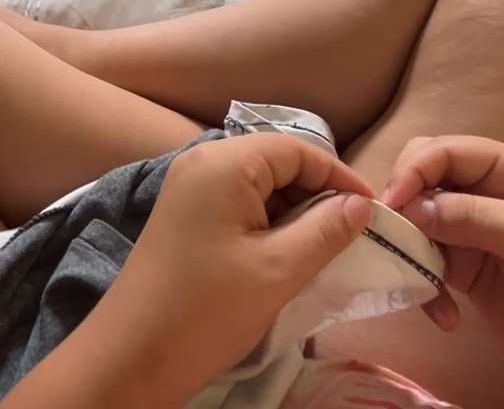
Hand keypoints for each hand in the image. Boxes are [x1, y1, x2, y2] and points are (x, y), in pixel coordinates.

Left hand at [93, 134, 375, 398]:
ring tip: (322, 249)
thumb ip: (326, 231)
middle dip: (316, 194)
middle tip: (350, 234)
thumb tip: (360, 204)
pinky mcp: (184, 211)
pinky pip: (237, 200)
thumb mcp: (278, 271)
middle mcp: (205, 160)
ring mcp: (190, 185)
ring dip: (293, 210)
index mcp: (226, 162)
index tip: (372, 212)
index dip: (338, 176)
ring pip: (259, 183)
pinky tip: (284, 253)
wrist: (131, 355)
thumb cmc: (207, 309)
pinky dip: (266, 220)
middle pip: (277, 161)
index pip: (297, 149)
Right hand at [380, 136, 503, 390]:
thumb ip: (475, 217)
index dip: (414, 169)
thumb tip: (412, 207)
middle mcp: (485, 192)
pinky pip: (423, 260)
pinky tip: (443, 314)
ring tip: (422, 285)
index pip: (447, 151)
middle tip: (393, 235)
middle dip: (404, 202)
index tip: (392, 203)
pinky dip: (422, 283)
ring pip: (416, 219)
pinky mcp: (462, 267)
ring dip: (410, 249)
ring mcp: (471, 230)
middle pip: (424, 176)